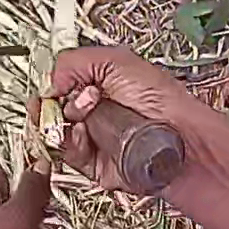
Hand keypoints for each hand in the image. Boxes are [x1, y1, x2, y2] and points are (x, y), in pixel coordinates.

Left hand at [0, 160, 50, 228]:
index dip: (31, 181)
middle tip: (37, 222)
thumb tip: (42, 164)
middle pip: (14, 190)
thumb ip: (32, 190)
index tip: (42, 196)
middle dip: (31, 207)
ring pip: (12, 211)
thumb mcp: (15, 218)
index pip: (12, 165)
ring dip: (27, 226)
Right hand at [47, 47, 228, 228]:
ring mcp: (93, 140)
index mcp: (99, 86)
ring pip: (56, 135)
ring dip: (59, 124)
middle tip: (59, 101)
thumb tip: (50, 80)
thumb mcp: (116, 62)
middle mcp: (95, 113)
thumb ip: (75, 62)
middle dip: (50, 106)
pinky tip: (82, 135)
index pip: (60, 85)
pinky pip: (69, 157)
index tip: (52, 87)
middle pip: (51, 111)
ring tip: (79, 117)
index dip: (52, 86)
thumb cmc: (161, 101)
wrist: (178, 141)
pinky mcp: (95, 167)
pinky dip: (70, 145)